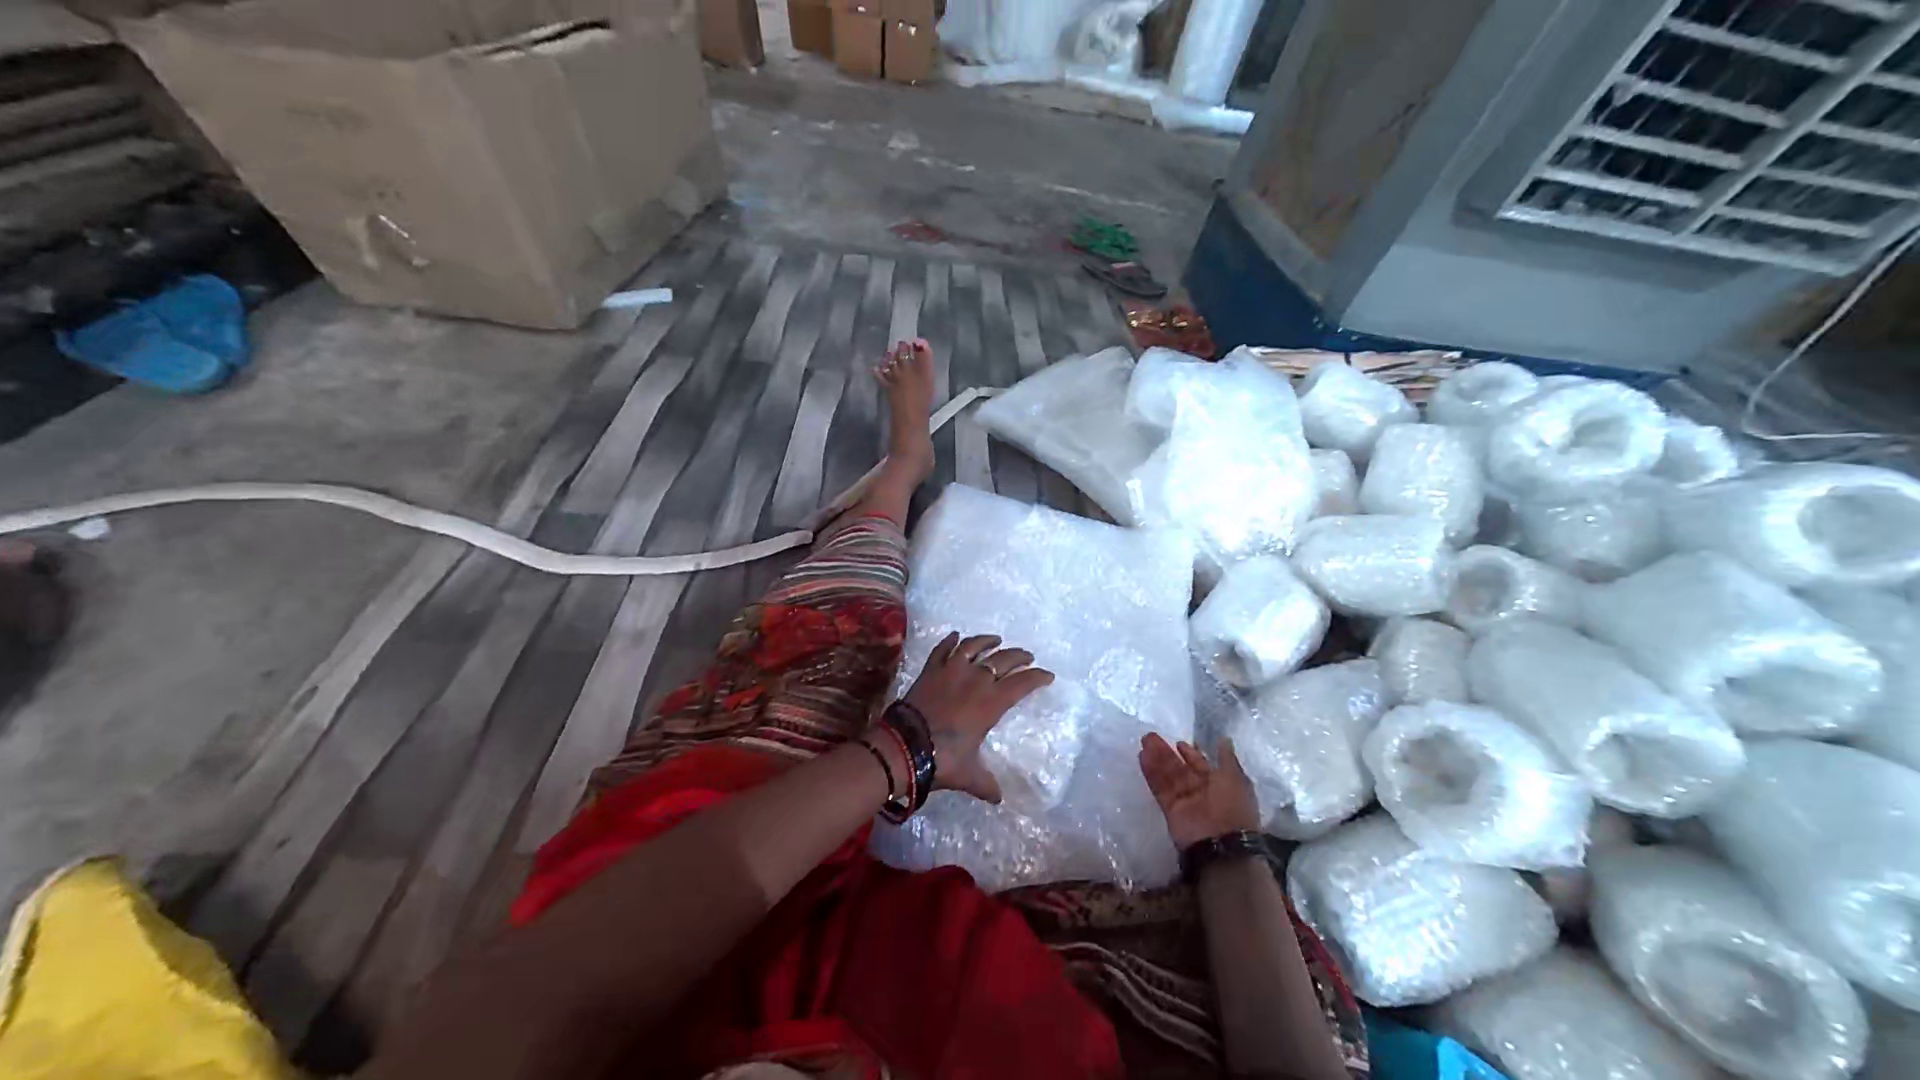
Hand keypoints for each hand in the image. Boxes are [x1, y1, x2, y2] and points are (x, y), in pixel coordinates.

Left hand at [901, 632, 1053, 803]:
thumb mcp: (968, 774)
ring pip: (973, 647)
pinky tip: (956, 636)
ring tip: (995, 640)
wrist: (904, 745)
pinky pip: (943, 649)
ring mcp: (951, 670)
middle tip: (1027, 656)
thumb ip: (985, 784)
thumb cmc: (942, 759)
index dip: (1037, 678)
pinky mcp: (931, 670)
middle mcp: (976, 680)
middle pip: (1003, 659)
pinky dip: (950, 641)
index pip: (1022, 683)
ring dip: (987, 641)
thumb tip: (998, 798)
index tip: (1047, 675)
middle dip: (1019, 656)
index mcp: (991, 702)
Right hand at [1139, 734, 1261, 848]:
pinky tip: (1143, 757)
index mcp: (1219, 784)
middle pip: (1181, 769)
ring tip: (1145, 740)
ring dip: (1158, 759)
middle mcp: (1201, 792)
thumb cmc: (1232, 806)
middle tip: (1152, 736)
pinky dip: (1152, 773)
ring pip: (1169, 776)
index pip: (1201, 766)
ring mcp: (1185, 801)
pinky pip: (1160, 789)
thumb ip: (1226, 758)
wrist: (1222, 843)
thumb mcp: (1235, 778)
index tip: (1178, 742)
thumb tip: (1224, 739)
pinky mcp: (1171, 810)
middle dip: (1168, 753)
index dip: (1191, 754)